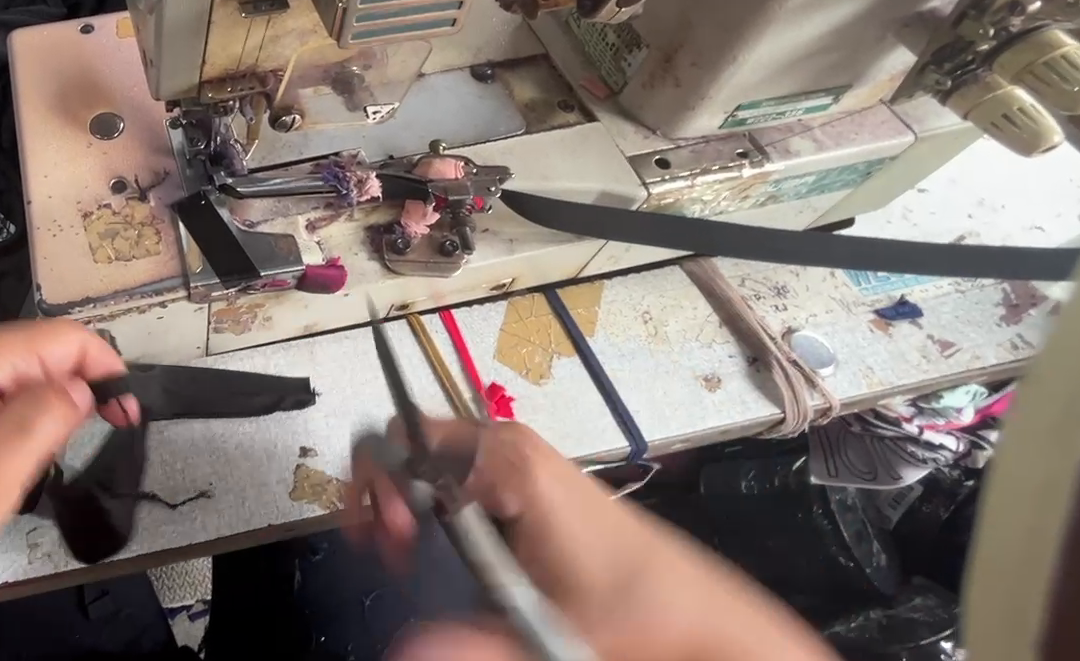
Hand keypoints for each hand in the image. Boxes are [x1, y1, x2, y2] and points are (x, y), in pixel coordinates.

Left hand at [0, 320, 138, 660]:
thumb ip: (48, 415)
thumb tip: (86, 384)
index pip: (67, 336)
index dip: (106, 368)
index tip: (127, 416)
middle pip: (51, 349)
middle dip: (86, 386)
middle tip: (107, 436)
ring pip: (34, 372)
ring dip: (60, 405)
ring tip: (57, 454)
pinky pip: (11, 392)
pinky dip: (33, 417)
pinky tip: (26, 454)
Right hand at [350, 419, 835, 660]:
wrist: (701, 615)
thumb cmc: (630, 613)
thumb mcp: (549, 630)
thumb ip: (476, 644)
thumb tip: (398, 650)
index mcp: (504, 461)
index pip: (404, 440)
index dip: (378, 485)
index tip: (389, 541)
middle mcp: (502, 442)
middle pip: (406, 441)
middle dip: (382, 490)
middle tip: (389, 549)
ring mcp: (510, 455)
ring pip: (423, 456)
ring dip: (400, 498)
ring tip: (403, 551)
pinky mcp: (516, 476)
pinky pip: (448, 470)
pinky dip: (425, 501)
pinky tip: (431, 545)